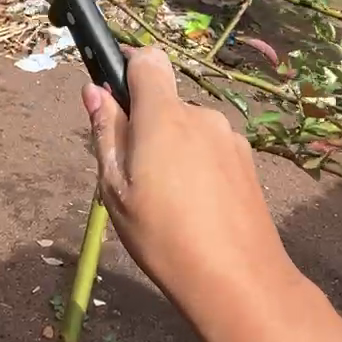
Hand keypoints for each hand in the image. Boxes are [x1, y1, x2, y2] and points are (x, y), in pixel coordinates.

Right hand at [82, 47, 293, 304]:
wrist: (240, 282)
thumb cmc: (163, 236)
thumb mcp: (115, 188)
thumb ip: (106, 133)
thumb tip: (94, 90)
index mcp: (164, 117)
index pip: (147, 59)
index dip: (126, 64)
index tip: (112, 91)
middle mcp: (201, 116)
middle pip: (164, 99)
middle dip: (143, 122)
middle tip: (130, 172)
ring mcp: (229, 138)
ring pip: (186, 126)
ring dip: (169, 146)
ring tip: (162, 197)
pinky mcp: (247, 161)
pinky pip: (208, 147)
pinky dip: (194, 163)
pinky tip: (192, 205)